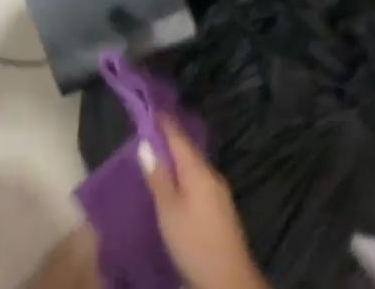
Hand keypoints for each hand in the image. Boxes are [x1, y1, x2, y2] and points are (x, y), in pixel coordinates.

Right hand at [139, 115, 265, 288]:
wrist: (230, 281)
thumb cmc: (194, 241)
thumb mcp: (168, 210)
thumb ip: (158, 176)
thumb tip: (146, 143)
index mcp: (198, 171)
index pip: (177, 135)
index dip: (161, 120)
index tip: (145, 105)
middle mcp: (211, 175)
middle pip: (186, 148)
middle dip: (167, 136)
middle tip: (144, 127)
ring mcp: (219, 192)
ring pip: (192, 164)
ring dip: (174, 155)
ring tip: (153, 151)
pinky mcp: (220, 208)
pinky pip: (197, 178)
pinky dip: (182, 171)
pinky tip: (172, 179)